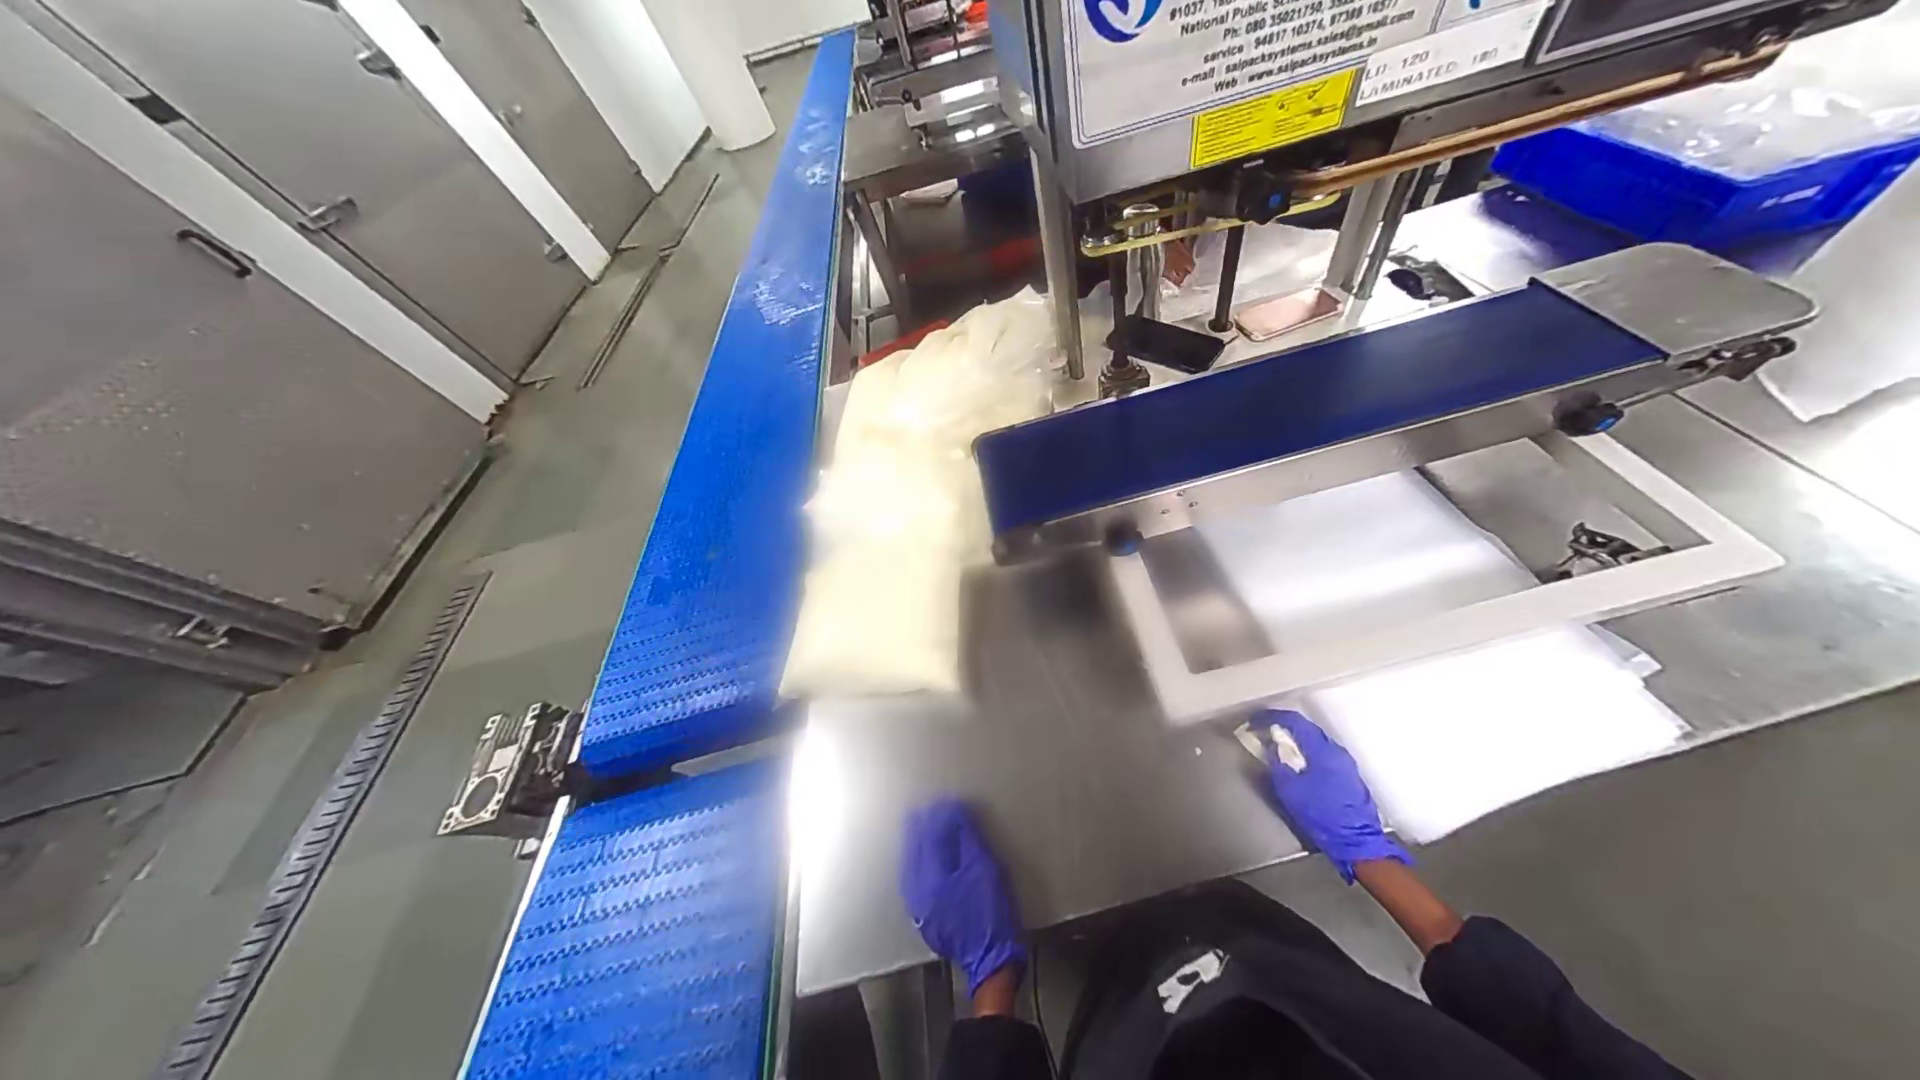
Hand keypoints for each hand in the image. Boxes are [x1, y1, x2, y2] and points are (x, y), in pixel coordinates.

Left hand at [900, 798, 1027, 994]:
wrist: (991, 959)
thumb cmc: (991, 911)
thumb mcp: (984, 869)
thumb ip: (967, 840)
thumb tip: (955, 814)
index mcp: (931, 877)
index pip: (929, 837)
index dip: (936, 817)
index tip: (943, 802)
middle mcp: (917, 890)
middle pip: (914, 849)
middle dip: (920, 827)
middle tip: (925, 809)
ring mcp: (917, 904)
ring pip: (910, 864)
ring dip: (916, 843)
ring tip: (921, 826)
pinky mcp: (923, 914)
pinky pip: (913, 879)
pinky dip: (917, 862)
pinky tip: (923, 856)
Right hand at [1257, 708, 1410, 882]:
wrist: (1357, 843)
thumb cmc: (1320, 814)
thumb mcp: (1289, 789)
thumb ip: (1278, 762)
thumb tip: (1272, 744)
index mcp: (1322, 750)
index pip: (1295, 721)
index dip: (1272, 717)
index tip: (1255, 721)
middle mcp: (1337, 751)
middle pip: (1307, 728)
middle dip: (1284, 726)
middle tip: (1264, 731)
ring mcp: (1347, 763)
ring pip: (1317, 740)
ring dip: (1297, 739)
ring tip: (1279, 745)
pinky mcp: (1350, 775)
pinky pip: (1324, 753)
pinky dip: (1308, 750)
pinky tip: (1299, 761)